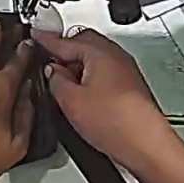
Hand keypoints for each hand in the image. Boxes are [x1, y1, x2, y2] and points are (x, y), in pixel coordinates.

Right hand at [34, 27, 177, 174]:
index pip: (66, 41)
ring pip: (95, 57)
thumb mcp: (70, 101)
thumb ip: (55, 80)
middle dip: (65, 50)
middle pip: (84, 42)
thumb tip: (52, 72)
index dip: (47, 39)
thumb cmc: (118, 123)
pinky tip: (82, 94)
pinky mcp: (130, 86)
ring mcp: (126, 70)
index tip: (36, 36)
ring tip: (64, 82)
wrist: (147, 146)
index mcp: (100, 53)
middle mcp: (116, 57)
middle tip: (48, 59)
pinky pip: (104, 71)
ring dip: (78, 64)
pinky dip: (90, 76)